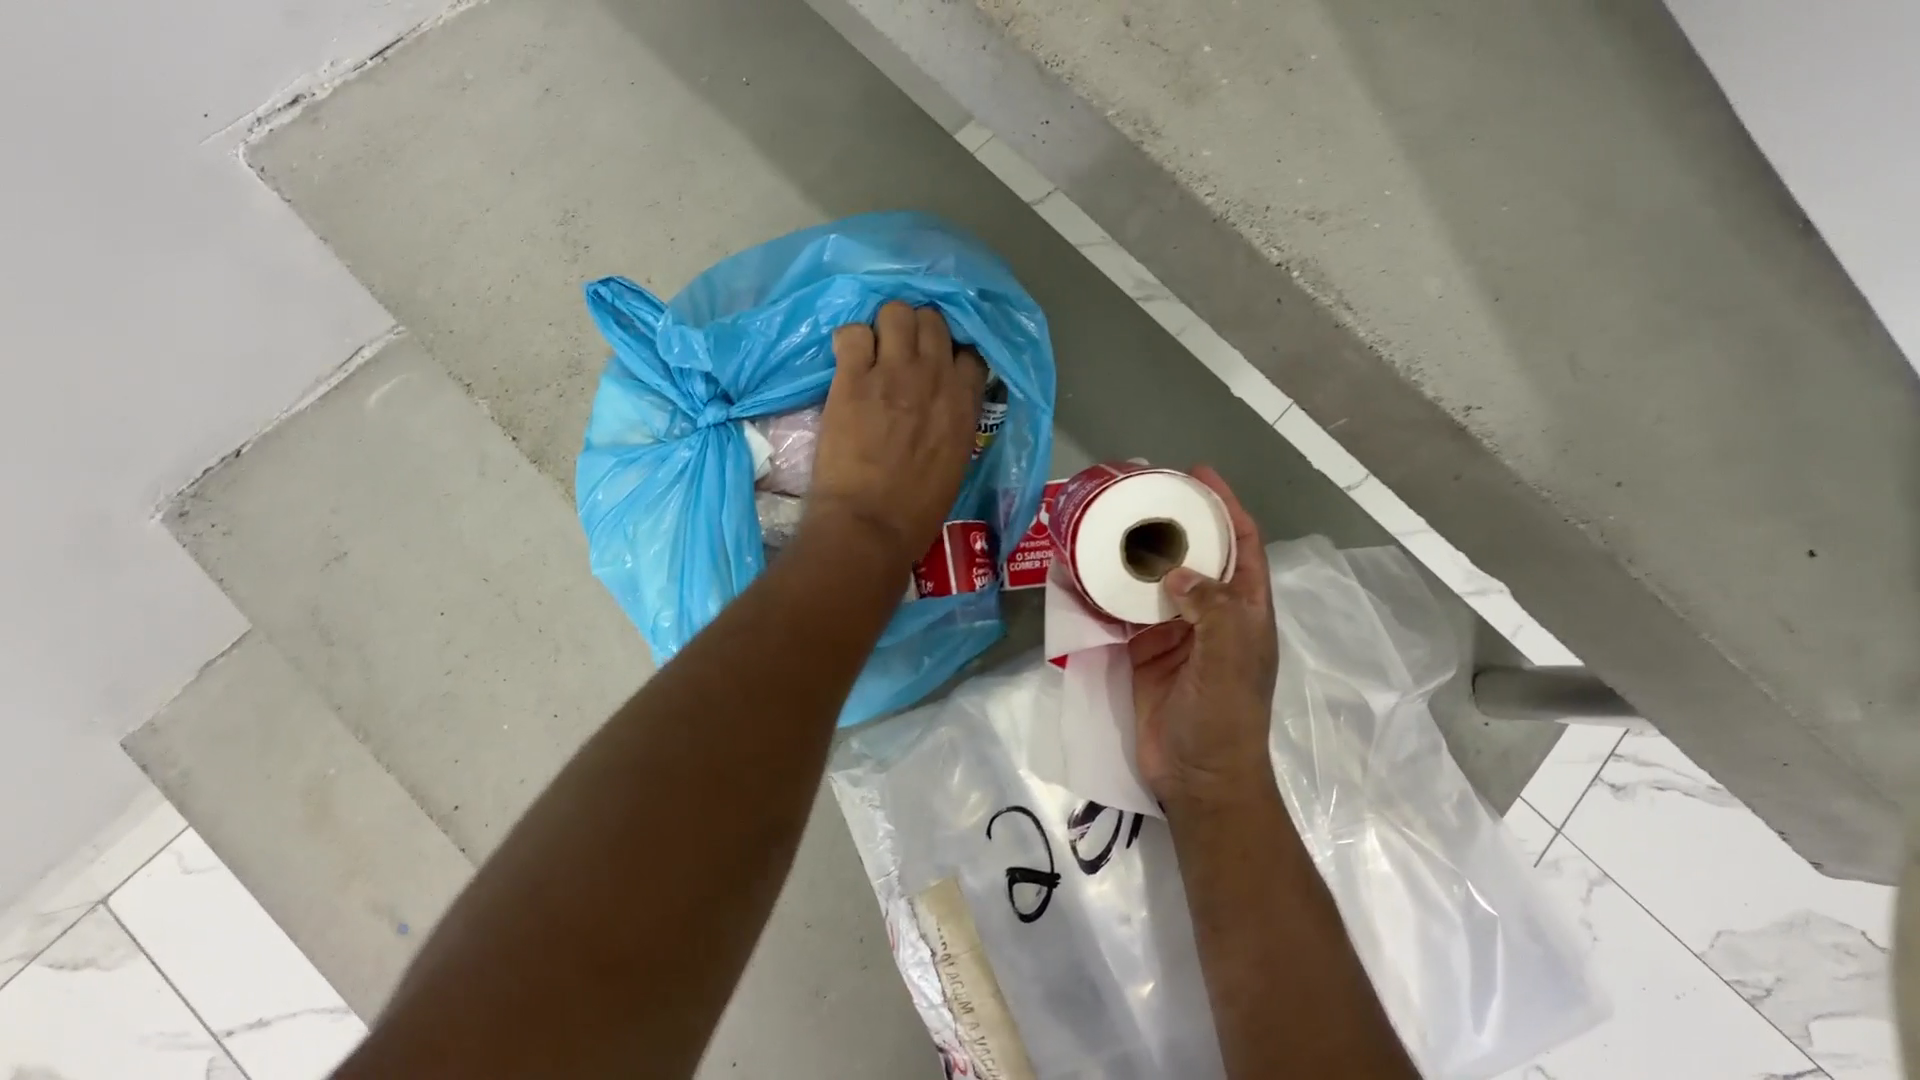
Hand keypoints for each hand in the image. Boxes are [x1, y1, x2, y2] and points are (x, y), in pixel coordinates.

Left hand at [805, 301, 986, 565]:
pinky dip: (849, 341)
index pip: (969, 351)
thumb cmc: (916, 511)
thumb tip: (942, 405)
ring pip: (895, 312)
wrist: (870, 525)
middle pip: (932, 320)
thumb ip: (954, 422)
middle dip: (916, 332)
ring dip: (884, 328)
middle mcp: (934, 377)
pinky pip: (853, 332)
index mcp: (964, 403)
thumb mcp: (955, 462)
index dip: (950, 352)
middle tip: (898, 353)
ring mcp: (893, 372)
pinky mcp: (853, 378)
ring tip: (872, 352)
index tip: (935, 364)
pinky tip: (846, 362)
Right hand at [1127, 467, 1279, 810]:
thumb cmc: (1224, 716)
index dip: (1226, 507)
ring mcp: (1174, 635)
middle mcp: (1211, 616)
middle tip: (1140, 496)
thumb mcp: (1229, 657)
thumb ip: (1210, 608)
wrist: (1197, 778)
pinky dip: (1105, 594)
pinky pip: (1122, 615)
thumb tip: (1175, 571)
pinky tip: (1083, 575)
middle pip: (1196, 556)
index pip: (1243, 545)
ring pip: (1155, 582)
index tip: (1198, 475)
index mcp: (1244, 611)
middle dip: (1174, 523)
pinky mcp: (1142, 654)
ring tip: (1107, 526)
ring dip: (1134, 556)